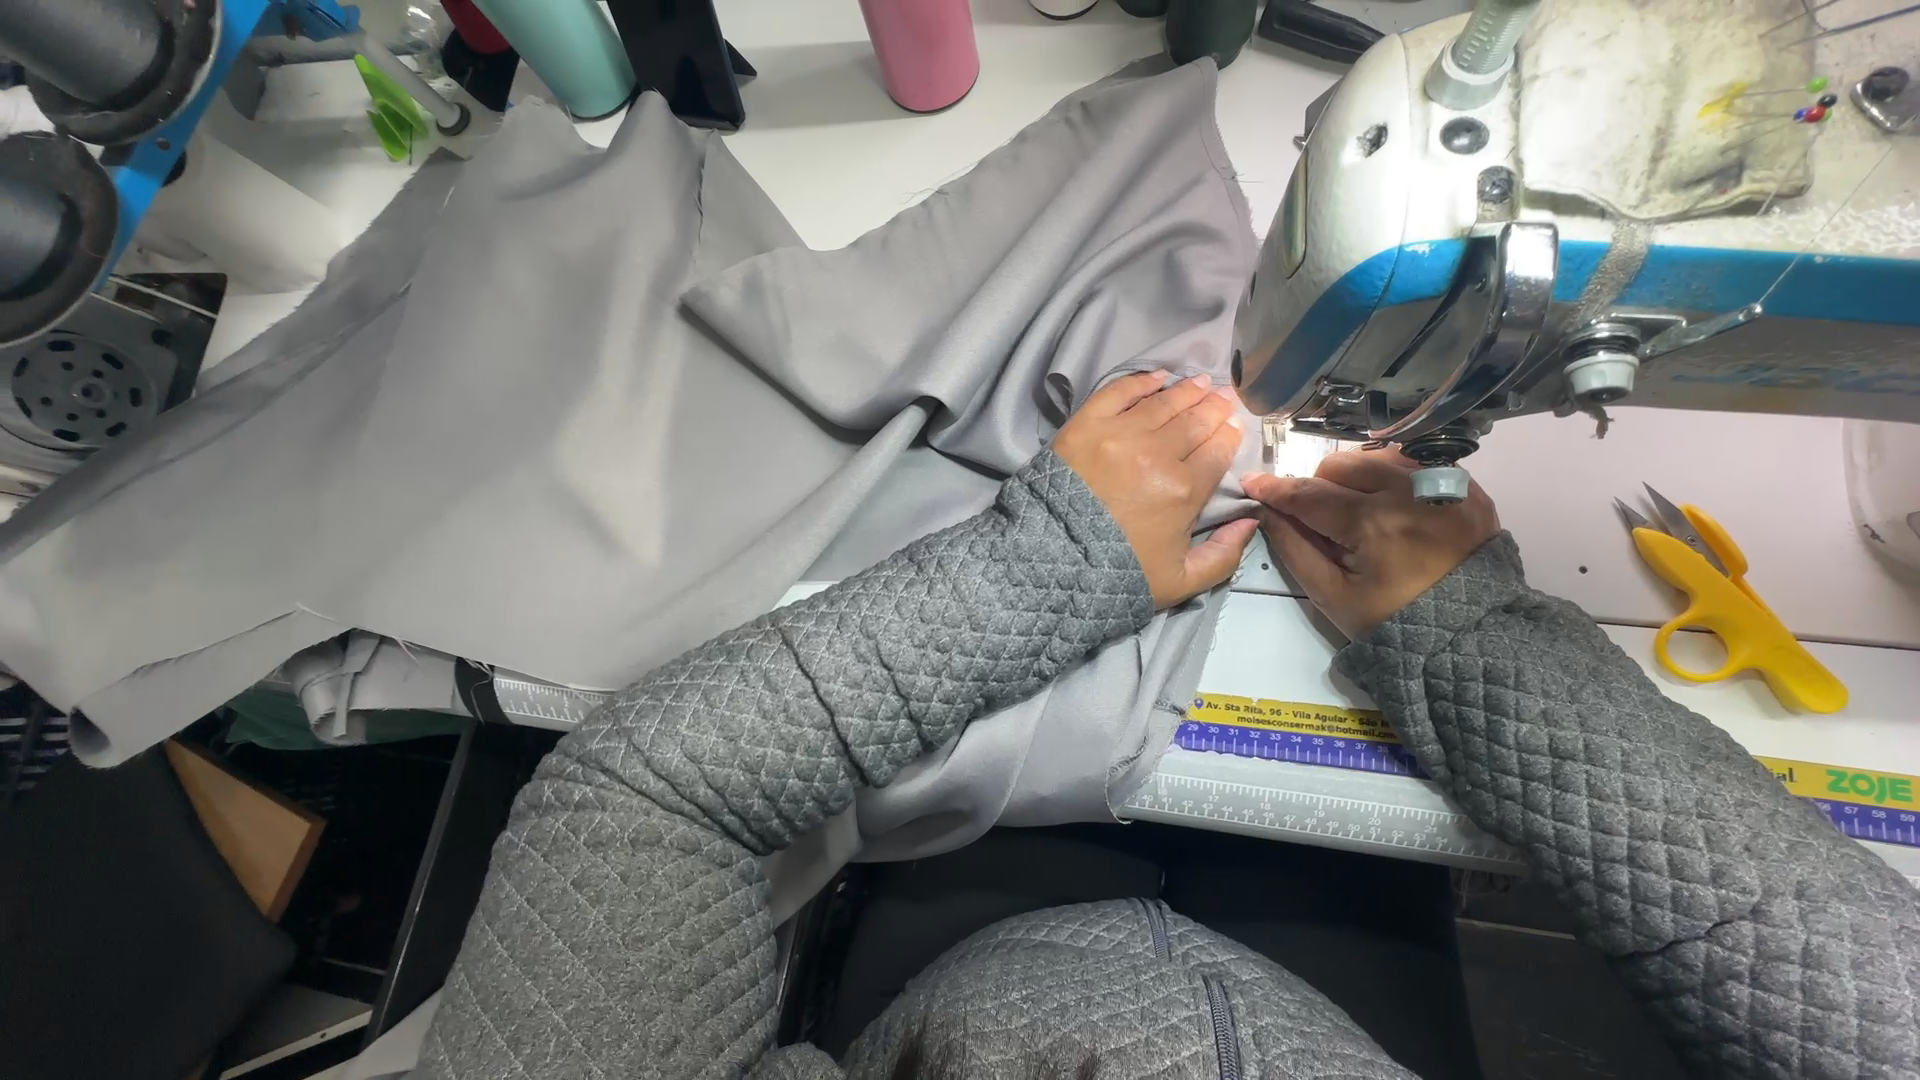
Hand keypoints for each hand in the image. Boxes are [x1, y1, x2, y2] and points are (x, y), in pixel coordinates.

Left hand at [1053, 371, 1258, 608]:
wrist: (1051, 565)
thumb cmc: (1116, 574)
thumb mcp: (1181, 582)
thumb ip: (1223, 556)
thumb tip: (1250, 522)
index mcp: (1183, 491)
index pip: (1217, 451)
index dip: (1228, 435)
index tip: (1233, 425)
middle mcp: (1156, 455)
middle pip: (1194, 421)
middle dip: (1213, 407)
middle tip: (1222, 396)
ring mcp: (1119, 436)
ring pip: (1162, 404)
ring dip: (1186, 391)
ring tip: (1199, 383)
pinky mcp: (1086, 426)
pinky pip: (1119, 393)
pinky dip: (1140, 382)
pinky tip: (1157, 377)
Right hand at [1243, 448, 1499, 638]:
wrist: (1468, 637)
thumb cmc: (1391, 621)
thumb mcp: (1330, 594)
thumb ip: (1294, 548)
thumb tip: (1267, 511)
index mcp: (1374, 524)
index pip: (1310, 495)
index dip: (1275, 489)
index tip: (1251, 483)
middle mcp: (1410, 493)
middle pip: (1342, 466)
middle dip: (1319, 485)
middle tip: (1319, 518)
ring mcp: (1444, 486)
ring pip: (1379, 456)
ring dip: (1356, 476)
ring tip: (1356, 508)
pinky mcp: (1467, 488)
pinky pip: (1417, 463)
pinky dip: (1394, 476)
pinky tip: (1391, 503)